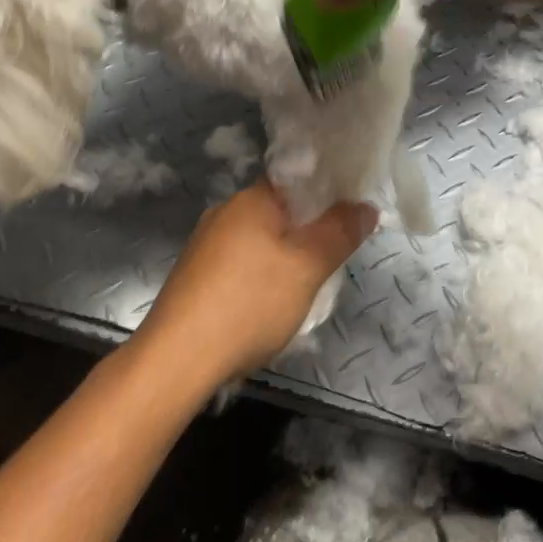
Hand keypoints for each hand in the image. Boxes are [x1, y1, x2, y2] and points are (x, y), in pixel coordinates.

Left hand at [134, 180, 376, 381]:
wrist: (176, 361)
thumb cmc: (249, 304)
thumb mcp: (308, 267)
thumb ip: (340, 232)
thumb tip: (365, 206)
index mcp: (251, 199)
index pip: (298, 180)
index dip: (328, 196)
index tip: (349, 222)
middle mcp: (224, 213)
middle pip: (280, 212)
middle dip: (308, 233)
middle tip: (331, 263)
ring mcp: (204, 246)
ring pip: (260, 242)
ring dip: (284, 260)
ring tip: (303, 292)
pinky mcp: (194, 278)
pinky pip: (240, 266)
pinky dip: (260, 279)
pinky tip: (266, 309)